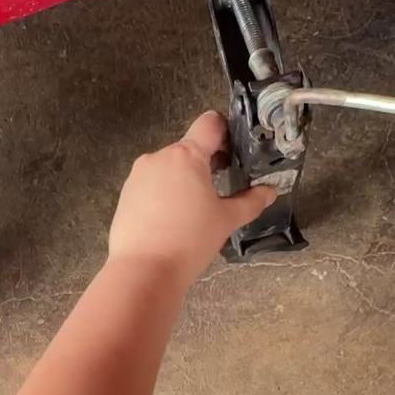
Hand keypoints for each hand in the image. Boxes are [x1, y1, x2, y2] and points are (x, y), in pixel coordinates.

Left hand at [108, 111, 275, 279]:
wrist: (143, 271)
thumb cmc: (189, 241)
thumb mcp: (226, 221)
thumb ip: (250, 202)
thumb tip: (269, 192)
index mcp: (186, 155)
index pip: (210, 123)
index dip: (226, 133)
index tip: (232, 154)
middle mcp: (159, 157)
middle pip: (188, 149)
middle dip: (205, 166)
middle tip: (219, 192)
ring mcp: (138, 176)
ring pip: (168, 170)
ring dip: (183, 183)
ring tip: (193, 214)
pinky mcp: (125, 196)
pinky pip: (150, 188)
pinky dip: (164, 198)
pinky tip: (171, 224)